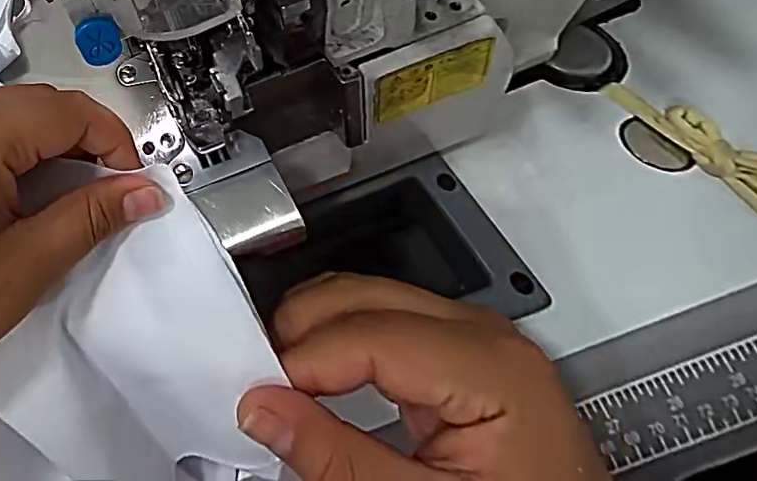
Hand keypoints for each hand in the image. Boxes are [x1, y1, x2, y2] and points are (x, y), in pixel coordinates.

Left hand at [0, 84, 164, 480]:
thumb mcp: (21, 266)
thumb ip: (90, 218)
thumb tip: (143, 191)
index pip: (70, 109)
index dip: (114, 143)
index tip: (134, 188)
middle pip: (38, 107)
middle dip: (82, 145)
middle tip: (103, 201)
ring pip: (8, 121)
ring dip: (45, 153)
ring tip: (59, 210)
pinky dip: (9, 160)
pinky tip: (9, 208)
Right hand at [238, 274, 608, 480]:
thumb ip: (340, 460)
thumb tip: (265, 408)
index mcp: (494, 366)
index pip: (371, 334)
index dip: (306, 359)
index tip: (264, 392)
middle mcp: (484, 334)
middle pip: (362, 296)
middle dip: (301, 329)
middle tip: (262, 378)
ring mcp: (471, 337)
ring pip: (363, 297)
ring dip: (313, 330)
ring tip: (282, 379)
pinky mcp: (455, 351)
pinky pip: (379, 319)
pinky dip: (337, 340)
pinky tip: (316, 373)